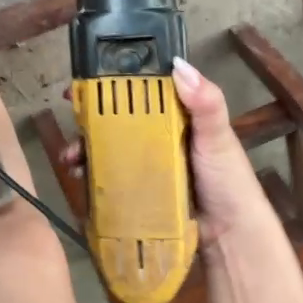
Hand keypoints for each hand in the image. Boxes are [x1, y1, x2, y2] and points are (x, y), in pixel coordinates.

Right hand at [59, 57, 268, 246]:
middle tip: (71, 119)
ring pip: (107, 150)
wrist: (230, 238)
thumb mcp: (218, 137)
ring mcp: (146, 167)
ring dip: (84, 150)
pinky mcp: (138, 193)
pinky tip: (79, 179)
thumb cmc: (228, 181)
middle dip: (89, 120)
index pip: (139, 94)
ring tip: (71, 158)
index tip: (86, 82)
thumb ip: (205, 103)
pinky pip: (109, 180)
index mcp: (175, 119)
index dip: (112, 86)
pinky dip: (91, 177)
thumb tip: (177, 64)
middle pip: (116, 122)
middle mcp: (158, 139)